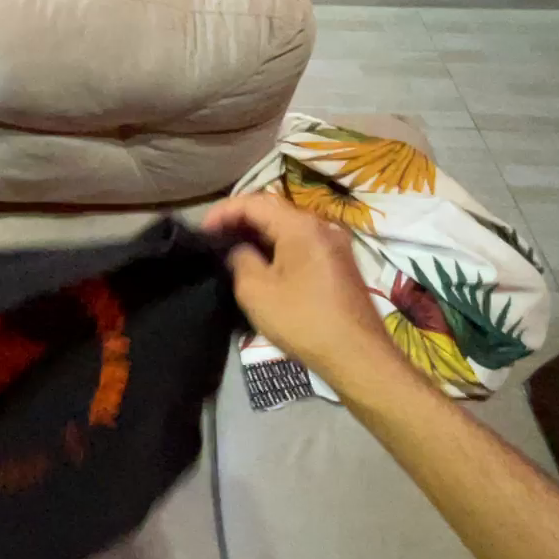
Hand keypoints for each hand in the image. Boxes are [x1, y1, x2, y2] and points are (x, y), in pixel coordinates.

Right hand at [202, 193, 402, 383]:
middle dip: (239, 218)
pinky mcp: (338, 263)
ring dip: (257, 231)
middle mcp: (322, 227)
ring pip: (287, 225)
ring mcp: (334, 245)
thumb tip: (240, 250)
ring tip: (230, 247)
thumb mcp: (255, 290)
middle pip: (273, 209)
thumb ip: (240, 259)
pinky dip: (275, 244)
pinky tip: (259, 261)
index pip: (254, 202)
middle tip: (212, 237)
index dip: (223, 211)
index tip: (201, 231)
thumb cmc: (302, 320)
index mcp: (301, 228)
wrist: (357, 357)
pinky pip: (300, 241)